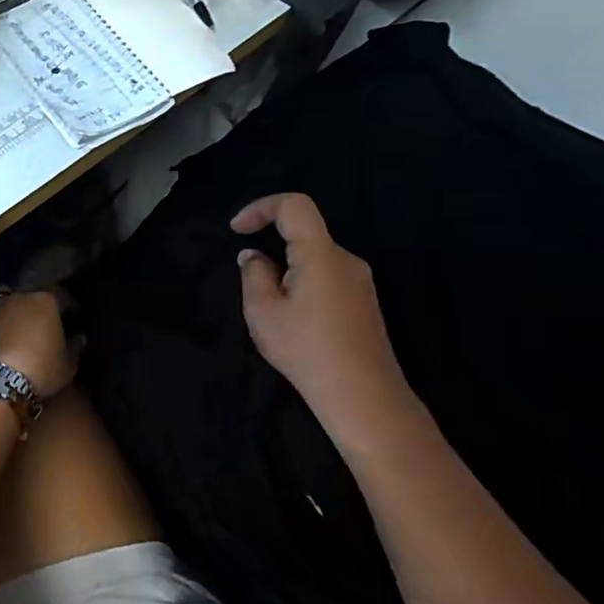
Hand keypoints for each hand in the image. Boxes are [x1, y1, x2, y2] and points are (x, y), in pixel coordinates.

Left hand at [0, 291, 75, 397]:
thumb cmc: (40, 370)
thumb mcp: (68, 366)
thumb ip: (74, 348)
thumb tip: (78, 338)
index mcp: (46, 301)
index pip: (63, 295)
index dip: (68, 307)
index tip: (72, 319)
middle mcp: (20, 296)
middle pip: (32, 295)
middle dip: (37, 306)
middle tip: (41, 323)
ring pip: (3, 298)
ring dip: (9, 307)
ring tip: (12, 321)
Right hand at [233, 194, 416, 423]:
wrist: (364, 398)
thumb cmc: (307, 351)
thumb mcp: (263, 312)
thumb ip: (254, 274)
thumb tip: (255, 256)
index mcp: (321, 253)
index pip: (293, 205)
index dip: (261, 207)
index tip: (238, 230)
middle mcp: (346, 258)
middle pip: (304, 232)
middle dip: (272, 247)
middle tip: (254, 285)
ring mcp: (360, 281)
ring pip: (315, 257)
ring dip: (288, 269)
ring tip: (276, 311)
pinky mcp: (365, 302)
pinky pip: (329, 276)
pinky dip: (305, 283)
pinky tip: (299, 322)